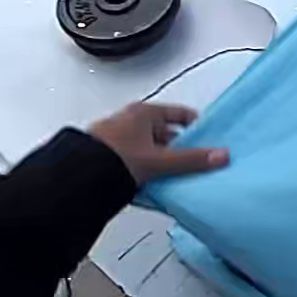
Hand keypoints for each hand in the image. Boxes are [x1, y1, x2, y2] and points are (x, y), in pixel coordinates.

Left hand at [88, 103, 229, 184]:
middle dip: (179, 150)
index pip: (181, 114)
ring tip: (174, 177)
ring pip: (150, 148)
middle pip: (166, 133)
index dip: (196, 127)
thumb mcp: (161, 161)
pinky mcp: (106, 155)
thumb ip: (193, 160)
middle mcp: (129, 120)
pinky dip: (146, 169)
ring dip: (162, 162)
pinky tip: (152, 183)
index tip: (208, 140)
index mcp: (144, 112)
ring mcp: (116, 137)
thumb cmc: (115, 160)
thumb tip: (222, 156)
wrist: (74, 181)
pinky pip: (136, 159)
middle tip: (194, 164)